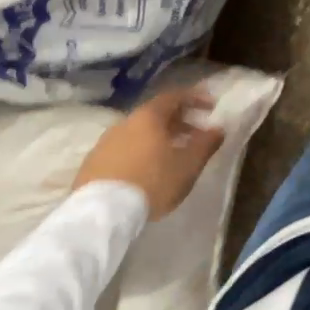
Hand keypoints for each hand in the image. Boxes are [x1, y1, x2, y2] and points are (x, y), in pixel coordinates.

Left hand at [73, 87, 223, 219]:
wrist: (101, 213)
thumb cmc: (153, 182)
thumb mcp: (189, 164)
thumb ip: (206, 143)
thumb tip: (217, 128)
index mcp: (148, 117)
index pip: (173, 96)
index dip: (195, 98)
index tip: (211, 107)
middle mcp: (124, 124)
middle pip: (154, 114)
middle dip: (178, 121)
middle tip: (195, 133)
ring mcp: (104, 143)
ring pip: (137, 132)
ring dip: (157, 138)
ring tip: (172, 154)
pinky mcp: (91, 164)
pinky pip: (122, 149)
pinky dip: (139, 152)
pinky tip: (146, 170)